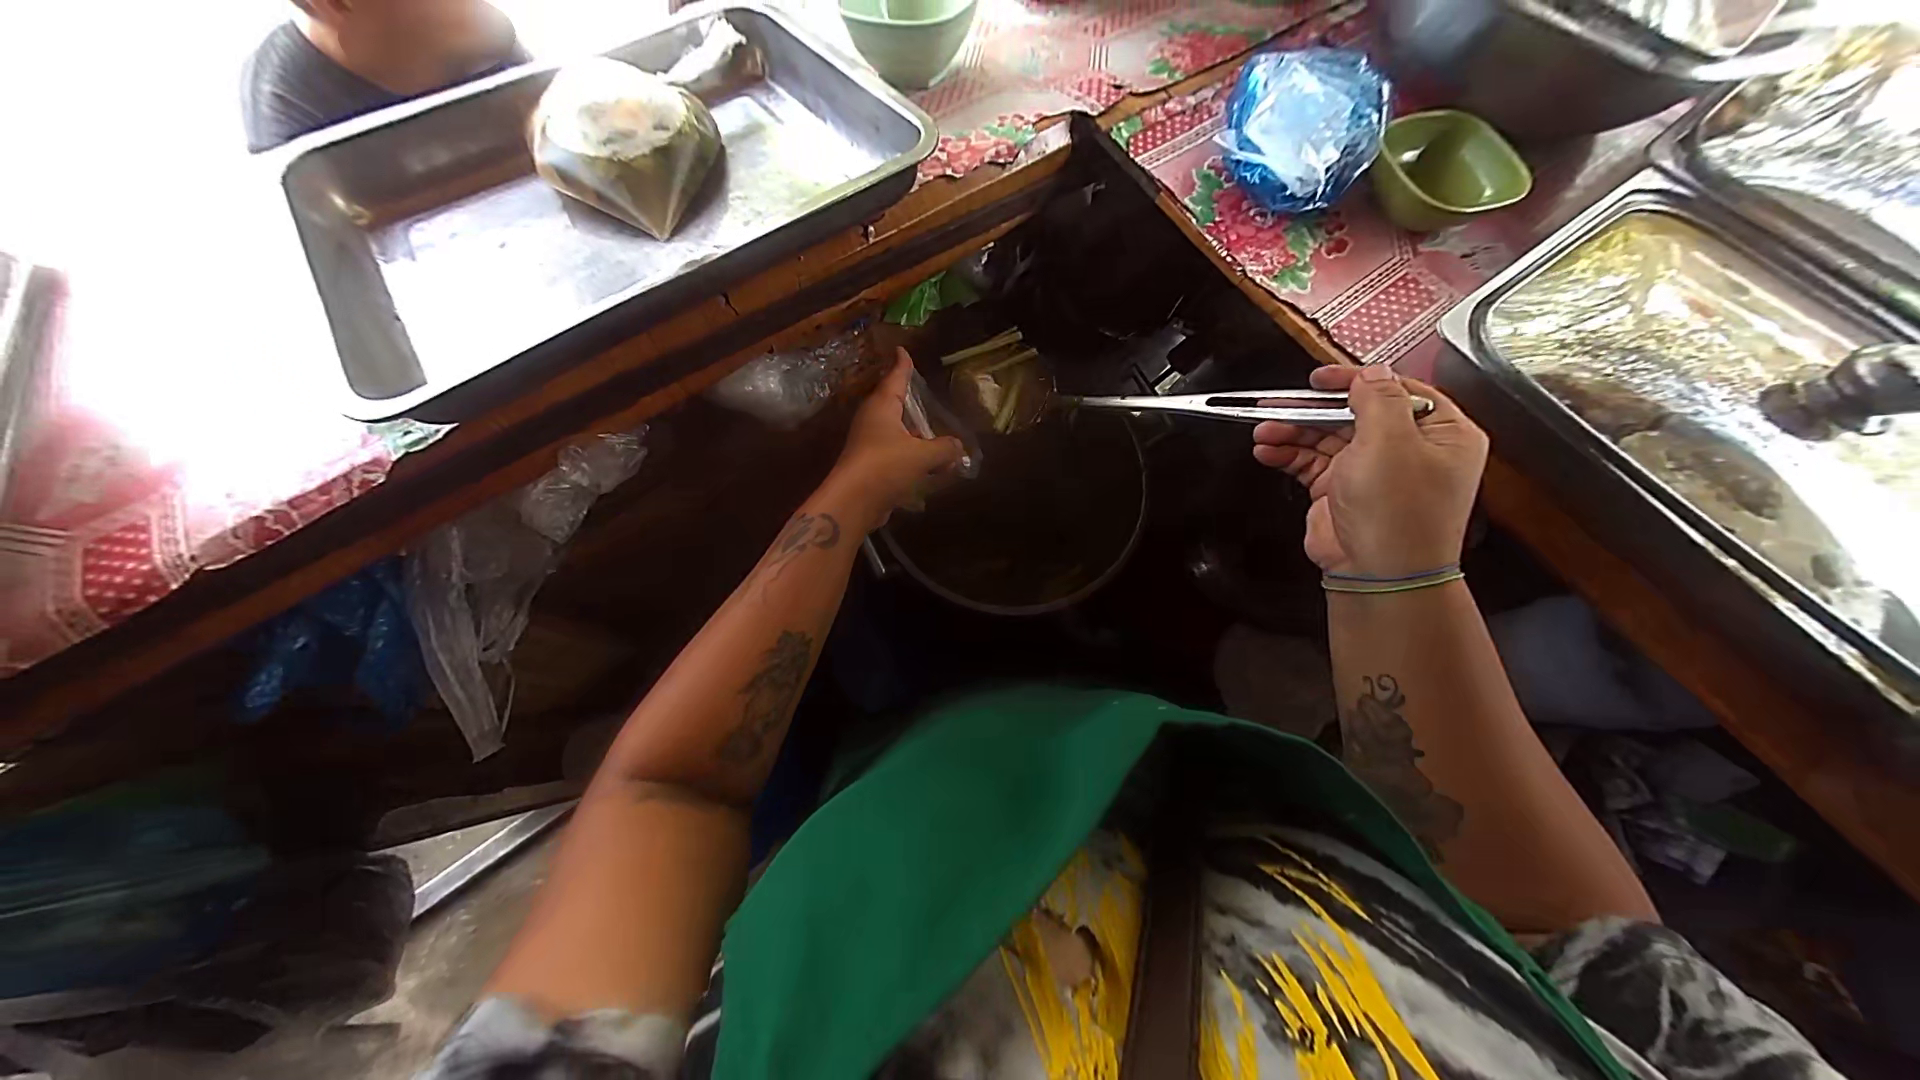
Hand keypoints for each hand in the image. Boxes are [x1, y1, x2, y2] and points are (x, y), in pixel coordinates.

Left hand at [825, 349, 965, 530]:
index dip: (903, 365)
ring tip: (939, 441)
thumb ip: (944, 448)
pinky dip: (912, 459)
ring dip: (916, 437)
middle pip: (895, 406)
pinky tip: (929, 470)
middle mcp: (872, 422)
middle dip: (912, 404)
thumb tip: (957, 447)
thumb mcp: (923, 455)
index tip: (903, 350)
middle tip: (928, 398)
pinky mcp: (870, 468)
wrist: (853, 503)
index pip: (895, 378)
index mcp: (881, 407)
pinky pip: (896, 456)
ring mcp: (868, 445)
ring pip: (897, 434)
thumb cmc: (886, 467)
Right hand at [1251, 364, 1486, 576]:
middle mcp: (1406, 449)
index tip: (1321, 378)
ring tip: (1264, 430)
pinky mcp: (1339, 490)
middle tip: (1277, 404)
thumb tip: (1369, 374)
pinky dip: (1286, 454)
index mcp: (1439, 433)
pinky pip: (1308, 462)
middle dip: (1310, 410)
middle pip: (1351, 413)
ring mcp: (1371, 471)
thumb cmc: (1398, 518)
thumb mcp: (1391, 443)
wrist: (1377, 573)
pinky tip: (1268, 450)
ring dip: (1292, 431)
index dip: (1355, 380)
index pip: (1394, 390)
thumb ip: (1378, 400)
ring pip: (1324, 437)